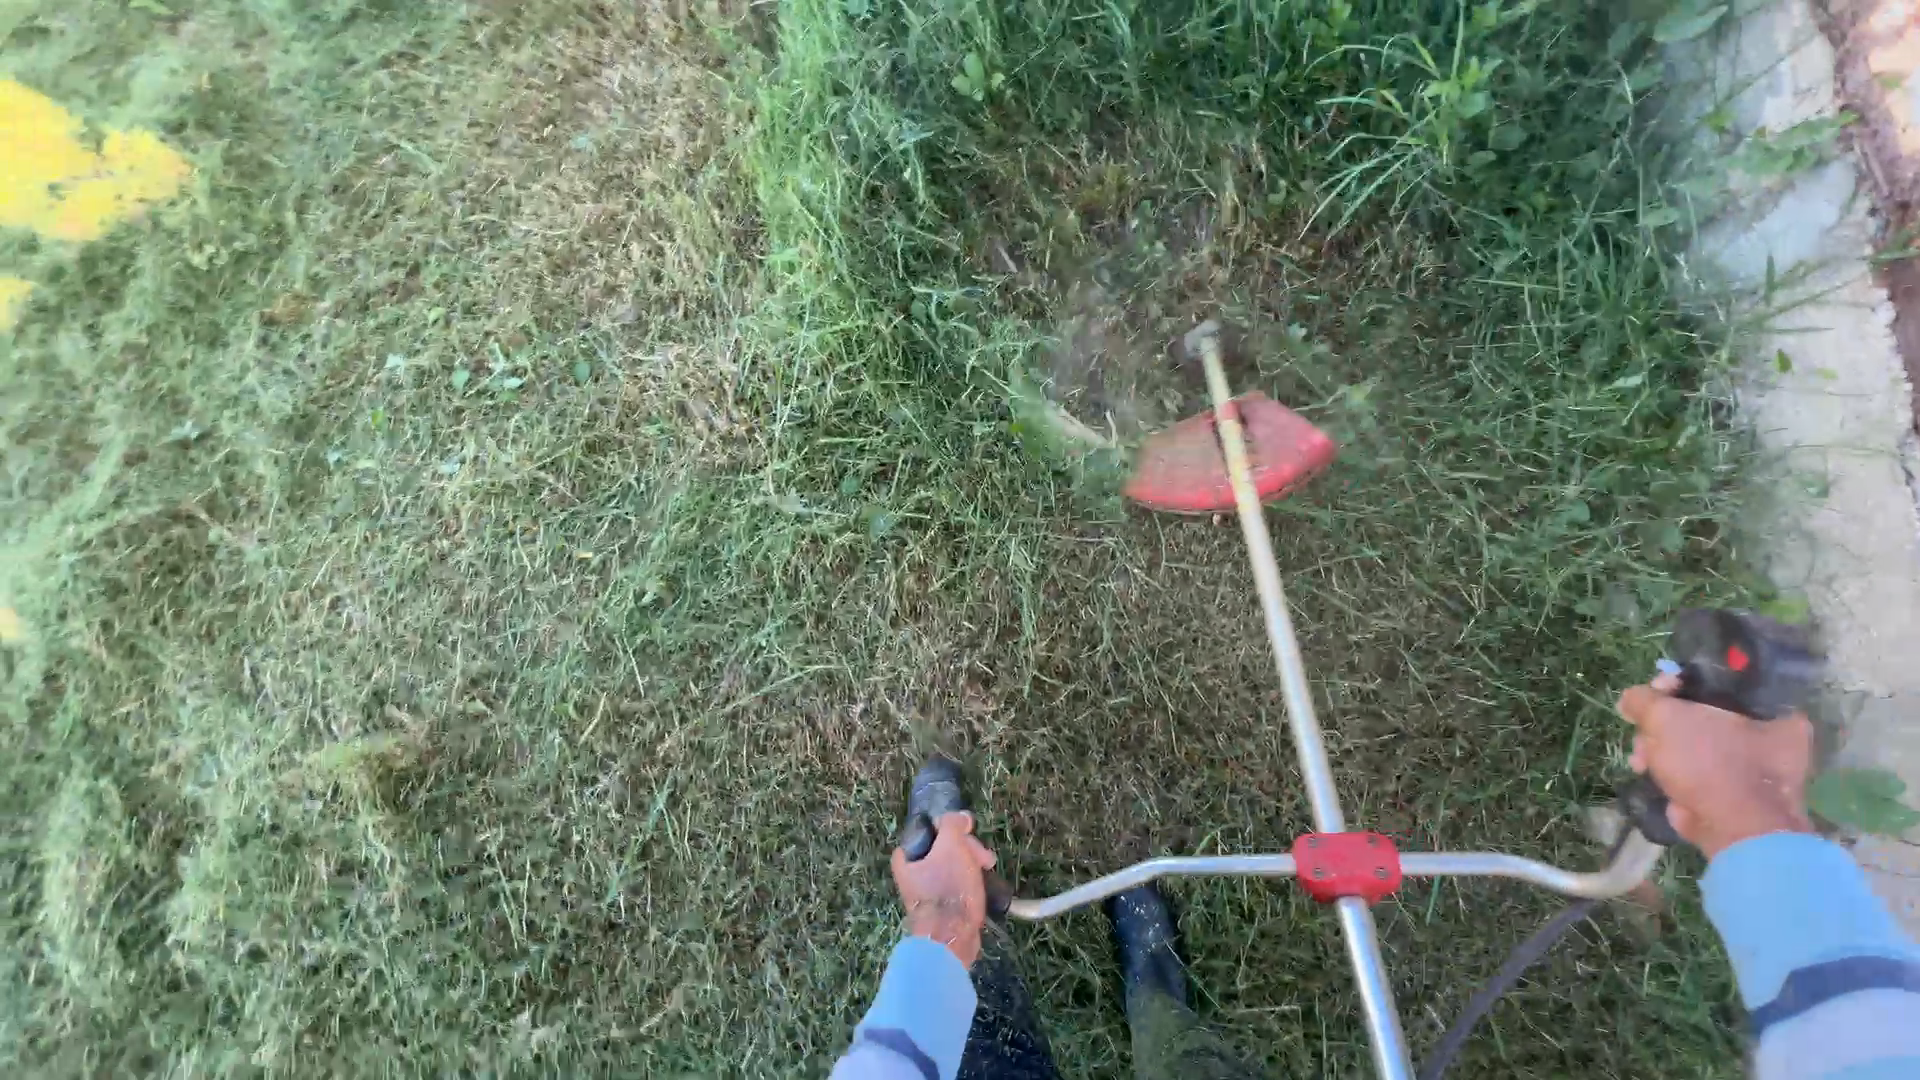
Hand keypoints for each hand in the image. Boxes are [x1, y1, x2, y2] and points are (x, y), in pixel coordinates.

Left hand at [890, 811, 995, 967]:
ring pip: (953, 864)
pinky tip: (982, 885)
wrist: (951, 940)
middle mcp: (911, 871)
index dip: (954, 829)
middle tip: (984, 859)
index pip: (932, 828)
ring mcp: (926, 890)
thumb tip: (961, 817)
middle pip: (945, 846)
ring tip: (988, 872)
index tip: (970, 835)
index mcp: (906, 855)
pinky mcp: (940, 905)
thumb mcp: (951, 846)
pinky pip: (956, 883)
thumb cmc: (947, 889)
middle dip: (968, 849)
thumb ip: (953, 823)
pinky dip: (969, 881)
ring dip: (972, 864)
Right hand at [1617, 673, 1814, 855]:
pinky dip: (1665, 767)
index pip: (1716, 683)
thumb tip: (1632, 700)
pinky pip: (1687, 763)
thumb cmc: (1710, 762)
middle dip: (1659, 724)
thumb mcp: (1667, 716)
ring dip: (1654, 747)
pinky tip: (1649, 772)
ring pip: (1684, 739)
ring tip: (1643, 760)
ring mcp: (1747, 764)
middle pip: (1693, 713)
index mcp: (1772, 712)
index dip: (1679, 684)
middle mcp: (1766, 736)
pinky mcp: (1727, 786)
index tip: (1656, 691)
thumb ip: (1644, 697)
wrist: (1732, 826)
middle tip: (1646, 731)